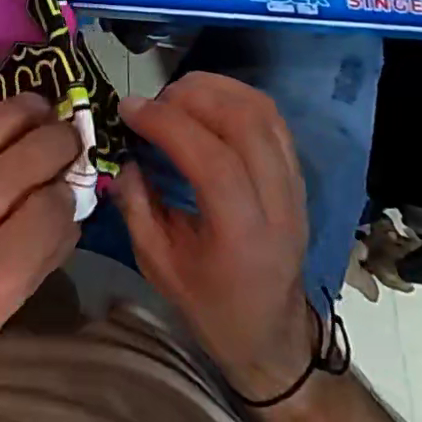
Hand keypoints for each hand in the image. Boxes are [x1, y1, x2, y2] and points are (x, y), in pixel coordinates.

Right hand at [113, 73, 317, 398]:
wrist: (271, 332)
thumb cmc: (211, 304)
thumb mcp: (157, 264)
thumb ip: (136, 205)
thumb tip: (125, 153)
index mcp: (243, 236)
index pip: (213, 162)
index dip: (168, 124)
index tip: (129, 108)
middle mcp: (278, 203)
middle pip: (245, 124)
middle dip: (192, 97)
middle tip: (153, 101)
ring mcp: (294, 184)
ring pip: (262, 112)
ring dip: (214, 89)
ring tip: (176, 96)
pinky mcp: (297, 172)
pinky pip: (271, 117)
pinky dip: (235, 96)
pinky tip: (205, 100)